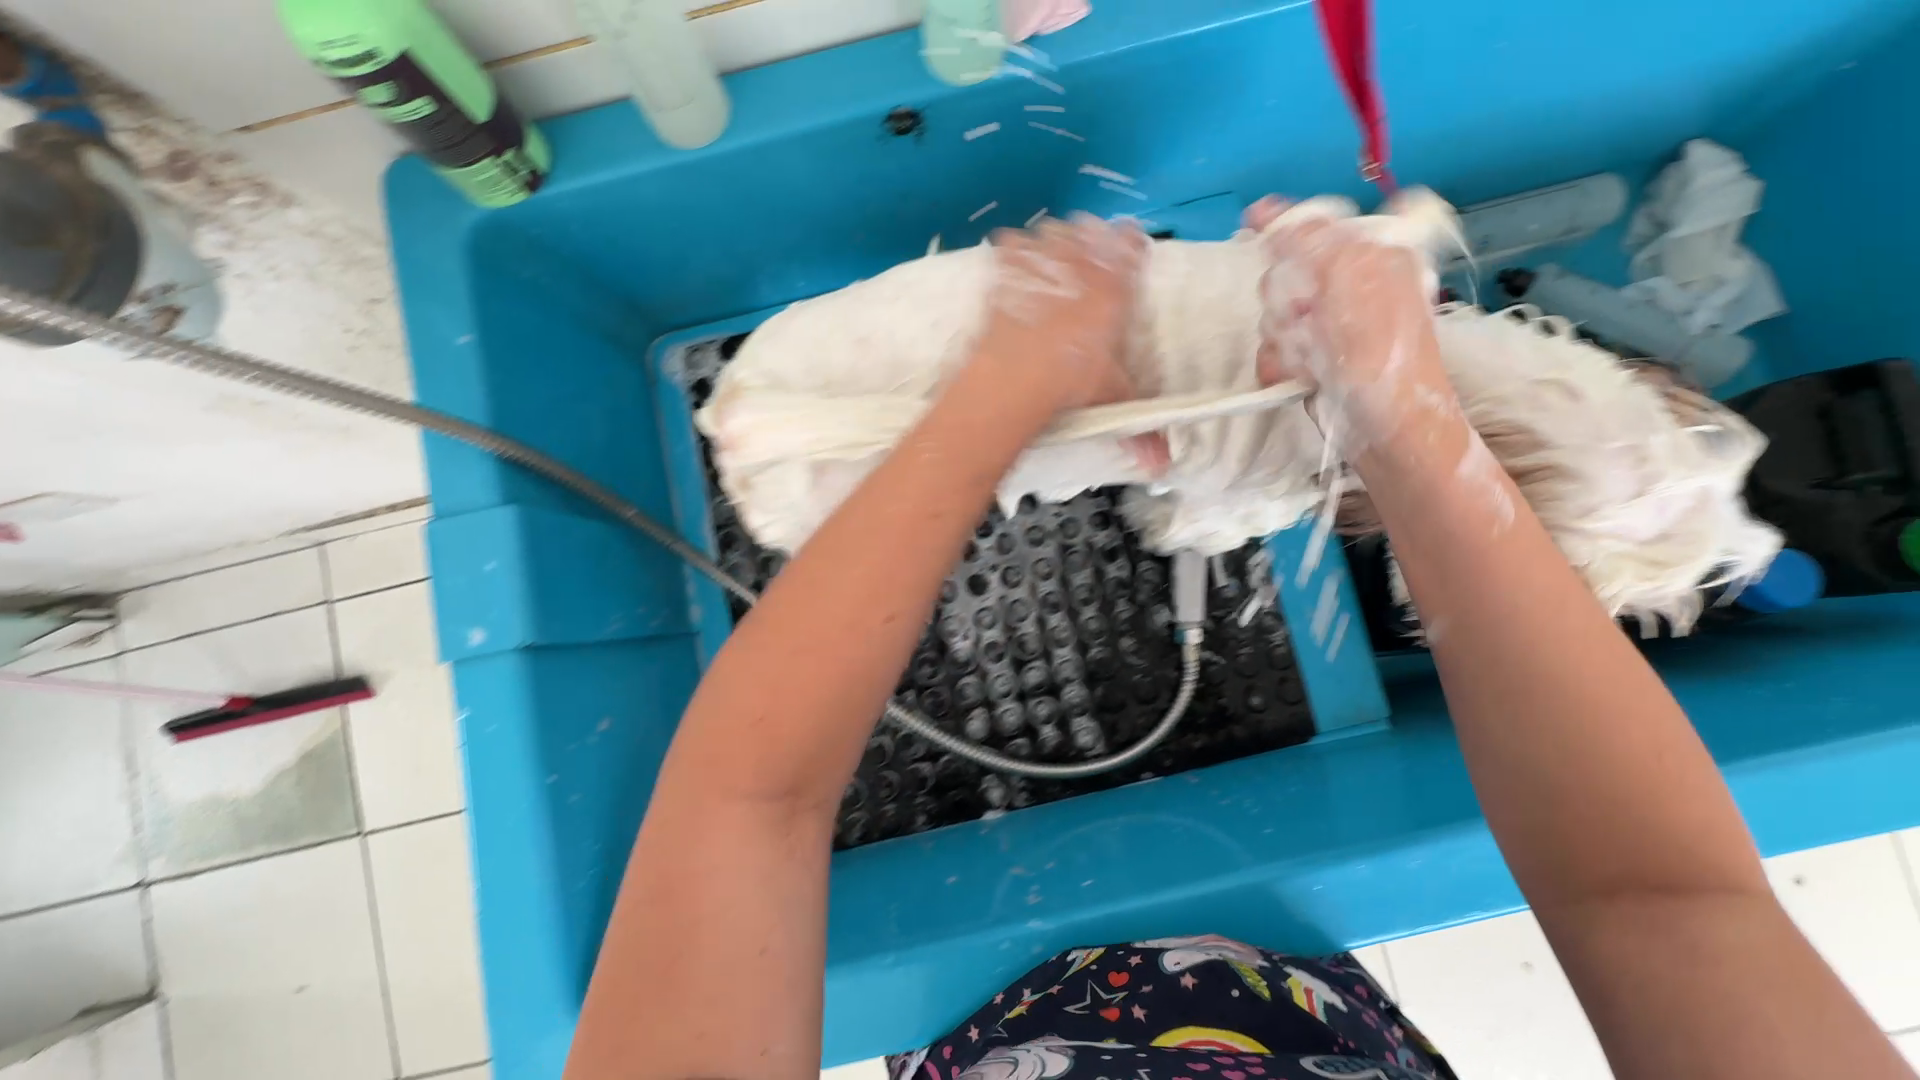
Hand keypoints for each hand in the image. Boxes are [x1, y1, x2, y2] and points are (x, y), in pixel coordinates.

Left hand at [968, 213, 1167, 471]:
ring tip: (1052, 247)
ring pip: (1052, 236)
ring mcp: (1041, 273)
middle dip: (1090, 237)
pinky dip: (1011, 248)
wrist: (1016, 379)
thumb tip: (1163, 466)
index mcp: (1112, 295)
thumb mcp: (1109, 400)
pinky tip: (1010, 250)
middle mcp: (1079, 274)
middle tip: (1087, 245)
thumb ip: (1137, 427)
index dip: (1133, 244)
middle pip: (1090, 236)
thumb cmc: (1069, 385)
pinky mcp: (1006, 279)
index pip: (1131, 254)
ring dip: (1054, 239)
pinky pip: (1009, 249)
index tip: (1133, 241)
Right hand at [1243, 196, 1464, 459]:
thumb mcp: (1349, 276)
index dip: (1284, 227)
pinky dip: (1280, 363)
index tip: (1253, 224)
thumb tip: (1266, 209)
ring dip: (1284, 337)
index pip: (1314, 223)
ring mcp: (1326, 325)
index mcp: (1371, 254)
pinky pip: (1271, 349)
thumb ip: (1309, 238)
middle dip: (1286, 298)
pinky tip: (1301, 374)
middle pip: (1284, 270)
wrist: (1383, 425)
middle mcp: (1348, 285)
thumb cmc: (1379, 350)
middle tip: (1308, 317)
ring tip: (1312, 356)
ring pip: (1272, 313)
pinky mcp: (1309, 358)